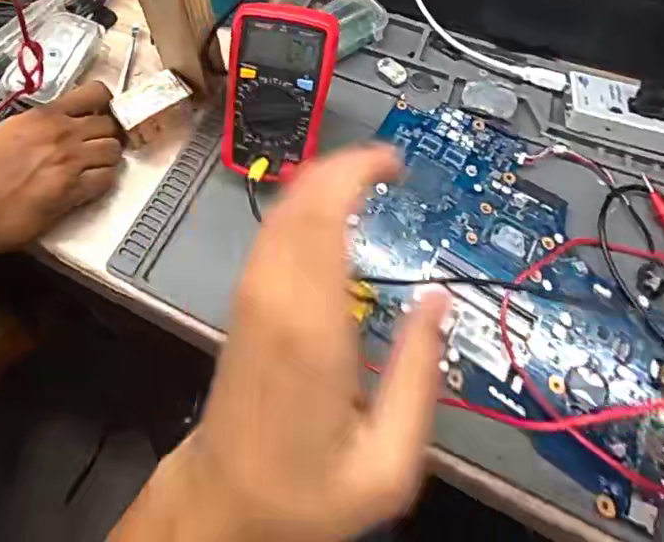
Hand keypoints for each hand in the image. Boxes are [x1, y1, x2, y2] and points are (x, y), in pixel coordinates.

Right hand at [0, 82, 123, 251]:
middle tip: (97, 148)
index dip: (106, 105)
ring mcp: (70, 160)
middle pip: (110, 125)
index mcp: (46, 115)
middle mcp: (63, 132)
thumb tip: (71, 115)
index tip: (101, 116)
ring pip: (114, 151)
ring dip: (108, 160)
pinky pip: (107, 178)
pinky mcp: (74, 189)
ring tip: (94, 168)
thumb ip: (44, 120)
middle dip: (107, 136)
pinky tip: (90, 186)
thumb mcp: (12, 129)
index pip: (96, 93)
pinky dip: (103, 181)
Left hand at [113, 146, 453, 541]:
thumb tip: (439, 300)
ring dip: (325, 178)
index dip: (356, 173)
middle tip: (390, 163)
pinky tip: (333, 204)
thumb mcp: (387, 463)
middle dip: (345, 165)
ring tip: (370, 176)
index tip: (393, 163)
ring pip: (284, 206)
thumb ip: (419, 376)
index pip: (324, 216)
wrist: (224, 500)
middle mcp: (275, 293)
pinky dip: (306, 201)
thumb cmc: (306, 488)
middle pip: (302, 198)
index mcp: (310, 325)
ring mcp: (252, 290)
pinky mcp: (245, 295)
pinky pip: (275, 227)